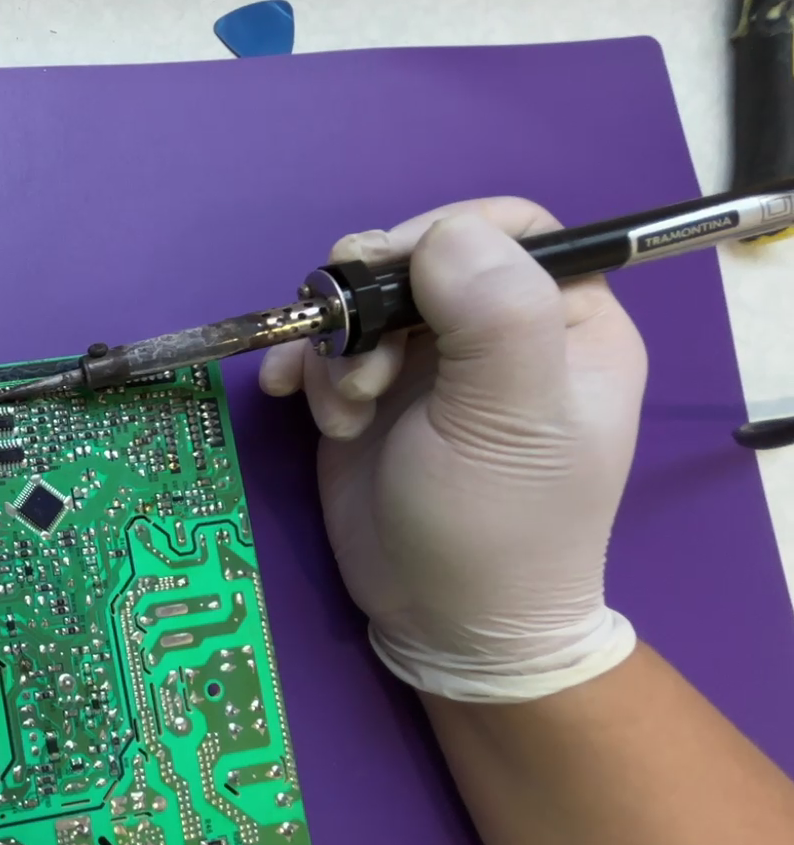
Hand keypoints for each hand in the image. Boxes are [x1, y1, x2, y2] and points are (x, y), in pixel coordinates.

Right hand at [259, 198, 646, 701]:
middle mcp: (484, 336)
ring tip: (340, 415)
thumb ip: (493, 319)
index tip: (380, 280)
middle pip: (410, 267)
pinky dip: (298, 369)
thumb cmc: (494, 520)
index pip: (503, 232)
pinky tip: (287, 398)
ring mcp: (416, 369)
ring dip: (329, 353)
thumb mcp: (507, 421)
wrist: (437, 612)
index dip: (435, 240)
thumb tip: (443, 234)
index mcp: (556, 324)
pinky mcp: (360, 399)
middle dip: (366, 311)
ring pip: (354, 311)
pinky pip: (318, 353)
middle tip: (357, 370)